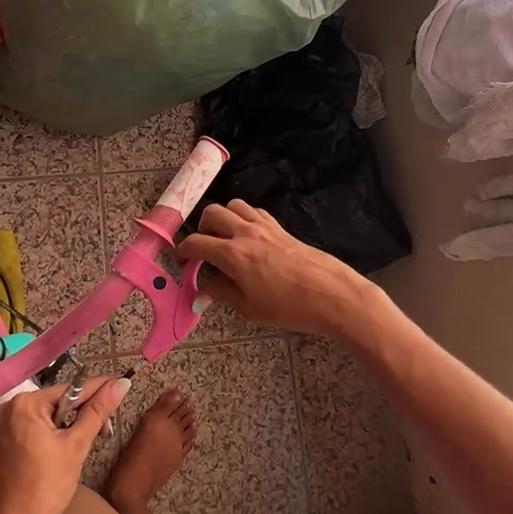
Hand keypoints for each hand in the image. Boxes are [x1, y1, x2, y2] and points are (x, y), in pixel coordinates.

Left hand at [0, 377, 130, 513]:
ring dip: (66, 427)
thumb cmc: (46, 487)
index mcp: (26, 403)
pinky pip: (29, 431)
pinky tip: (58, 455)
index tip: (122, 386)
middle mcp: (8, 409)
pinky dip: (47, 437)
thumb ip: (97, 412)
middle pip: (56, 403)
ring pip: (44, 418)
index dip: (99, 390)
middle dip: (82, 415)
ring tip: (81, 447)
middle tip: (103, 434)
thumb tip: (121, 382)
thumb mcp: (76, 446)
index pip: (71, 389)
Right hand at [177, 200, 380, 337]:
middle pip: (213, 213)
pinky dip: (245, 218)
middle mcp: (245, 233)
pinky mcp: (282, 228)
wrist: (332, 295)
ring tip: (225, 238)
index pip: (197, 243)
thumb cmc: (289, 307)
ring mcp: (265, 227)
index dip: (182, 250)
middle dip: (201, 227)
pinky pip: (256, 212)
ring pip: (235, 205)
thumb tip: (202, 293)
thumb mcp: (250, 308)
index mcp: (233, 254)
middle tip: (203, 247)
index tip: (180, 260)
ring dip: (224, 217)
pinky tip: (250, 237)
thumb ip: (223, 294)